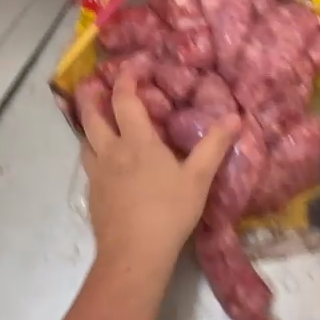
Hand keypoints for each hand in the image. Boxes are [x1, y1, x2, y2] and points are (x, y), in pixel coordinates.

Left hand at [80, 68, 237, 273]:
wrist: (133, 253)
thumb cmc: (169, 212)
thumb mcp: (199, 178)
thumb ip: (214, 146)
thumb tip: (235, 116)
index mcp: (136, 141)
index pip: (124, 100)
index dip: (126, 79)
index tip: (131, 66)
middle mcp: (110, 151)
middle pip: (92, 116)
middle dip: (91, 97)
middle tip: (91, 84)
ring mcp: (97, 174)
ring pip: (85, 141)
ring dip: (89, 126)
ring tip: (95, 121)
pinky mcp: (92, 195)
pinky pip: (89, 165)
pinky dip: (93, 153)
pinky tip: (103, 163)